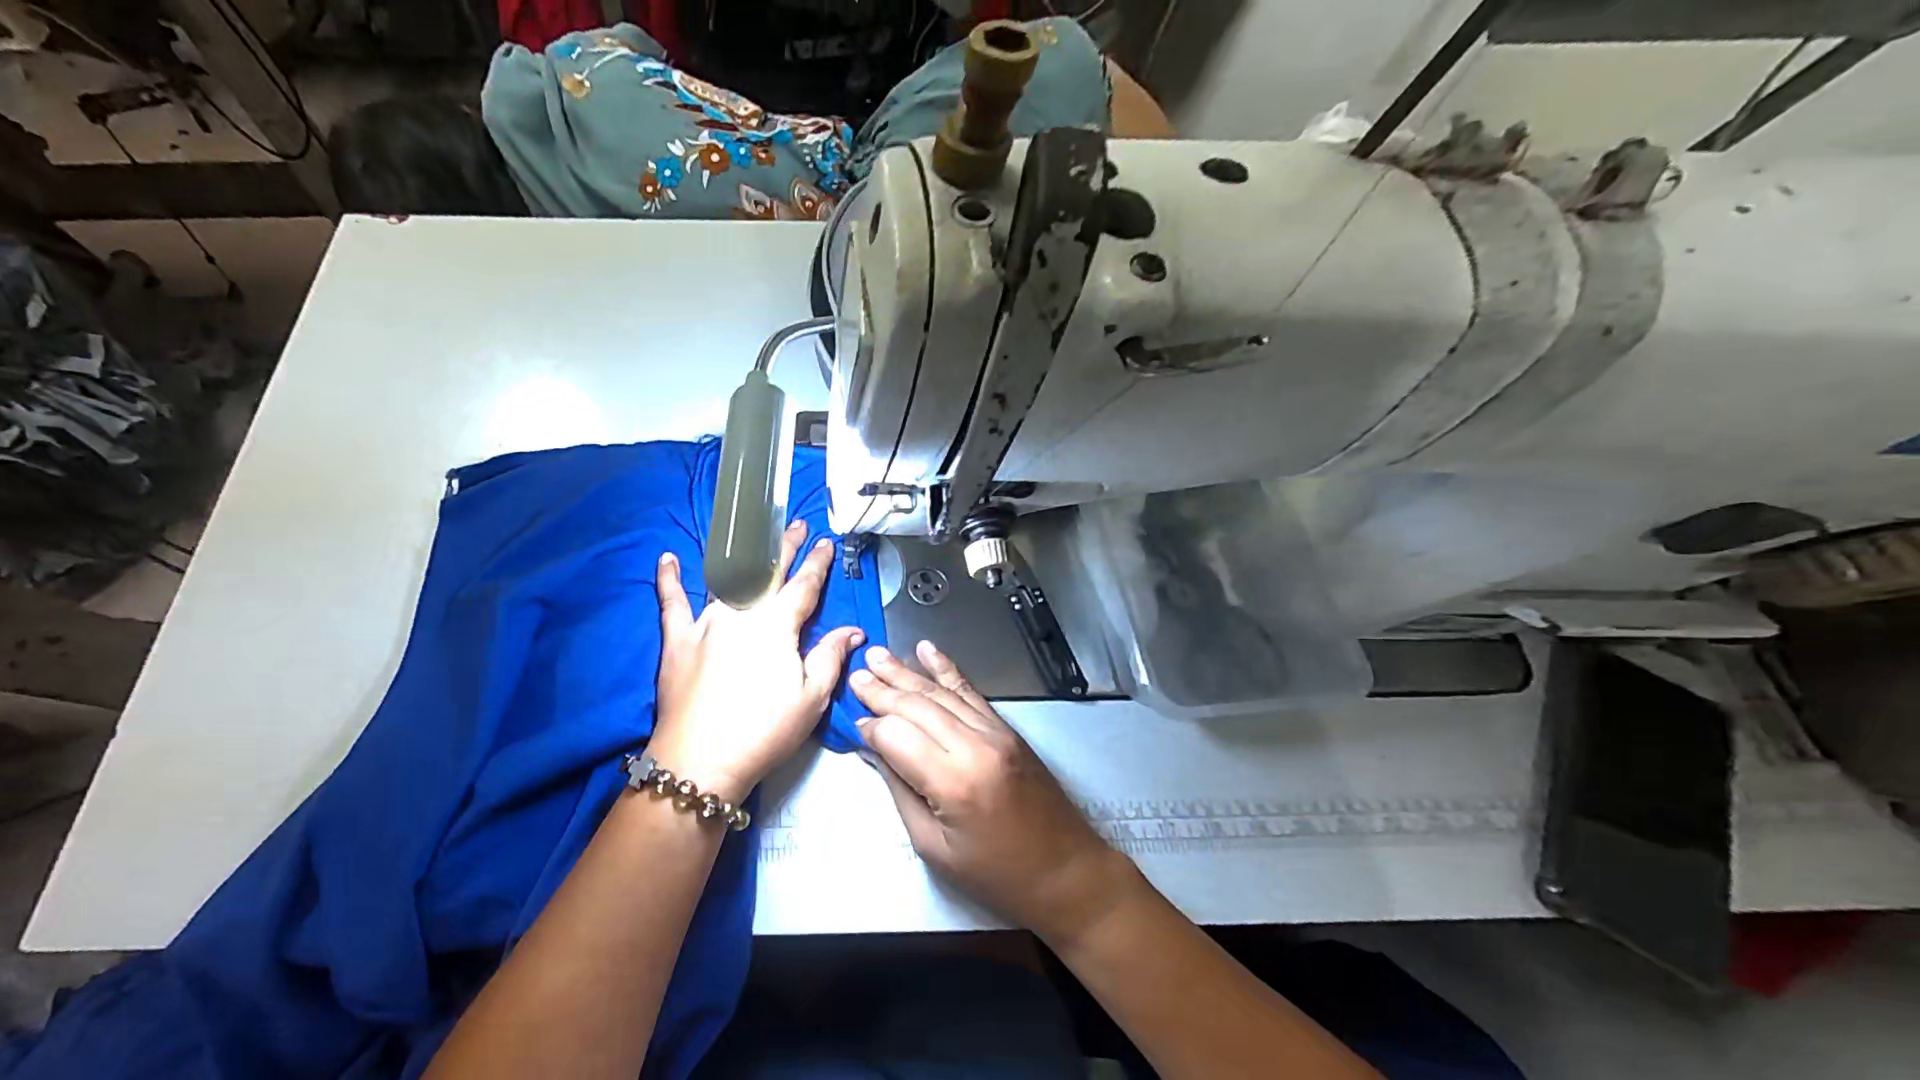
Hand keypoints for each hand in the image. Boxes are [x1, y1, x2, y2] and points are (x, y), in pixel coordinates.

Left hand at [649, 520, 864, 803]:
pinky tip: (668, 558)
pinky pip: (672, 603)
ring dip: (743, 556)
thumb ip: (831, 657)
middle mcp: (742, 613)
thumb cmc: (764, 732)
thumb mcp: (811, 698)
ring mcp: (706, 623)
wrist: (699, 762)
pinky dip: (669, 579)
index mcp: (778, 626)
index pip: (804, 586)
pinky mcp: (677, 640)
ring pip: (727, 579)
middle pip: (767, 573)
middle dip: (784, 547)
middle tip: (794, 525)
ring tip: (752, 537)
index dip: (817, 563)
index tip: (826, 543)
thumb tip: (853, 630)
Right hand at [851, 641, 1140, 941]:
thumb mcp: (934, 846)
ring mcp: (995, 732)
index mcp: (953, 782)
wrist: (1065, 870)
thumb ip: (901, 791)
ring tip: (877, 655)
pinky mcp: (1008, 729)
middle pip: (918, 706)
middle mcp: (975, 745)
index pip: (897, 736)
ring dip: (907, 673)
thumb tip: (875, 751)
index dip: (871, 728)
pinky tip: (928, 651)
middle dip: (883, 690)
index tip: (852, 720)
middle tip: (855, 674)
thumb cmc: (995, 874)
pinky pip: (971, 692)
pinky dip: (947, 670)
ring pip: (942, 693)